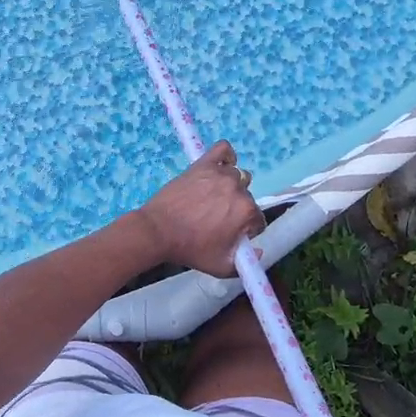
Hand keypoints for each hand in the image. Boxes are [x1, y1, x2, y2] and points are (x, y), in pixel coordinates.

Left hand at [135, 141, 265, 276]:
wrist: (158, 231)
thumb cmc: (190, 249)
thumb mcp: (221, 267)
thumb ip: (245, 262)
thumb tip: (258, 252)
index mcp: (246, 211)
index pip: (258, 220)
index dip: (245, 230)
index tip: (230, 234)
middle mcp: (238, 189)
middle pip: (247, 198)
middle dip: (236, 210)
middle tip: (216, 219)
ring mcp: (220, 173)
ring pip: (236, 177)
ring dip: (229, 187)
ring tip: (211, 198)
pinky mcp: (203, 164)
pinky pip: (223, 149)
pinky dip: (226, 156)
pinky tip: (220, 167)